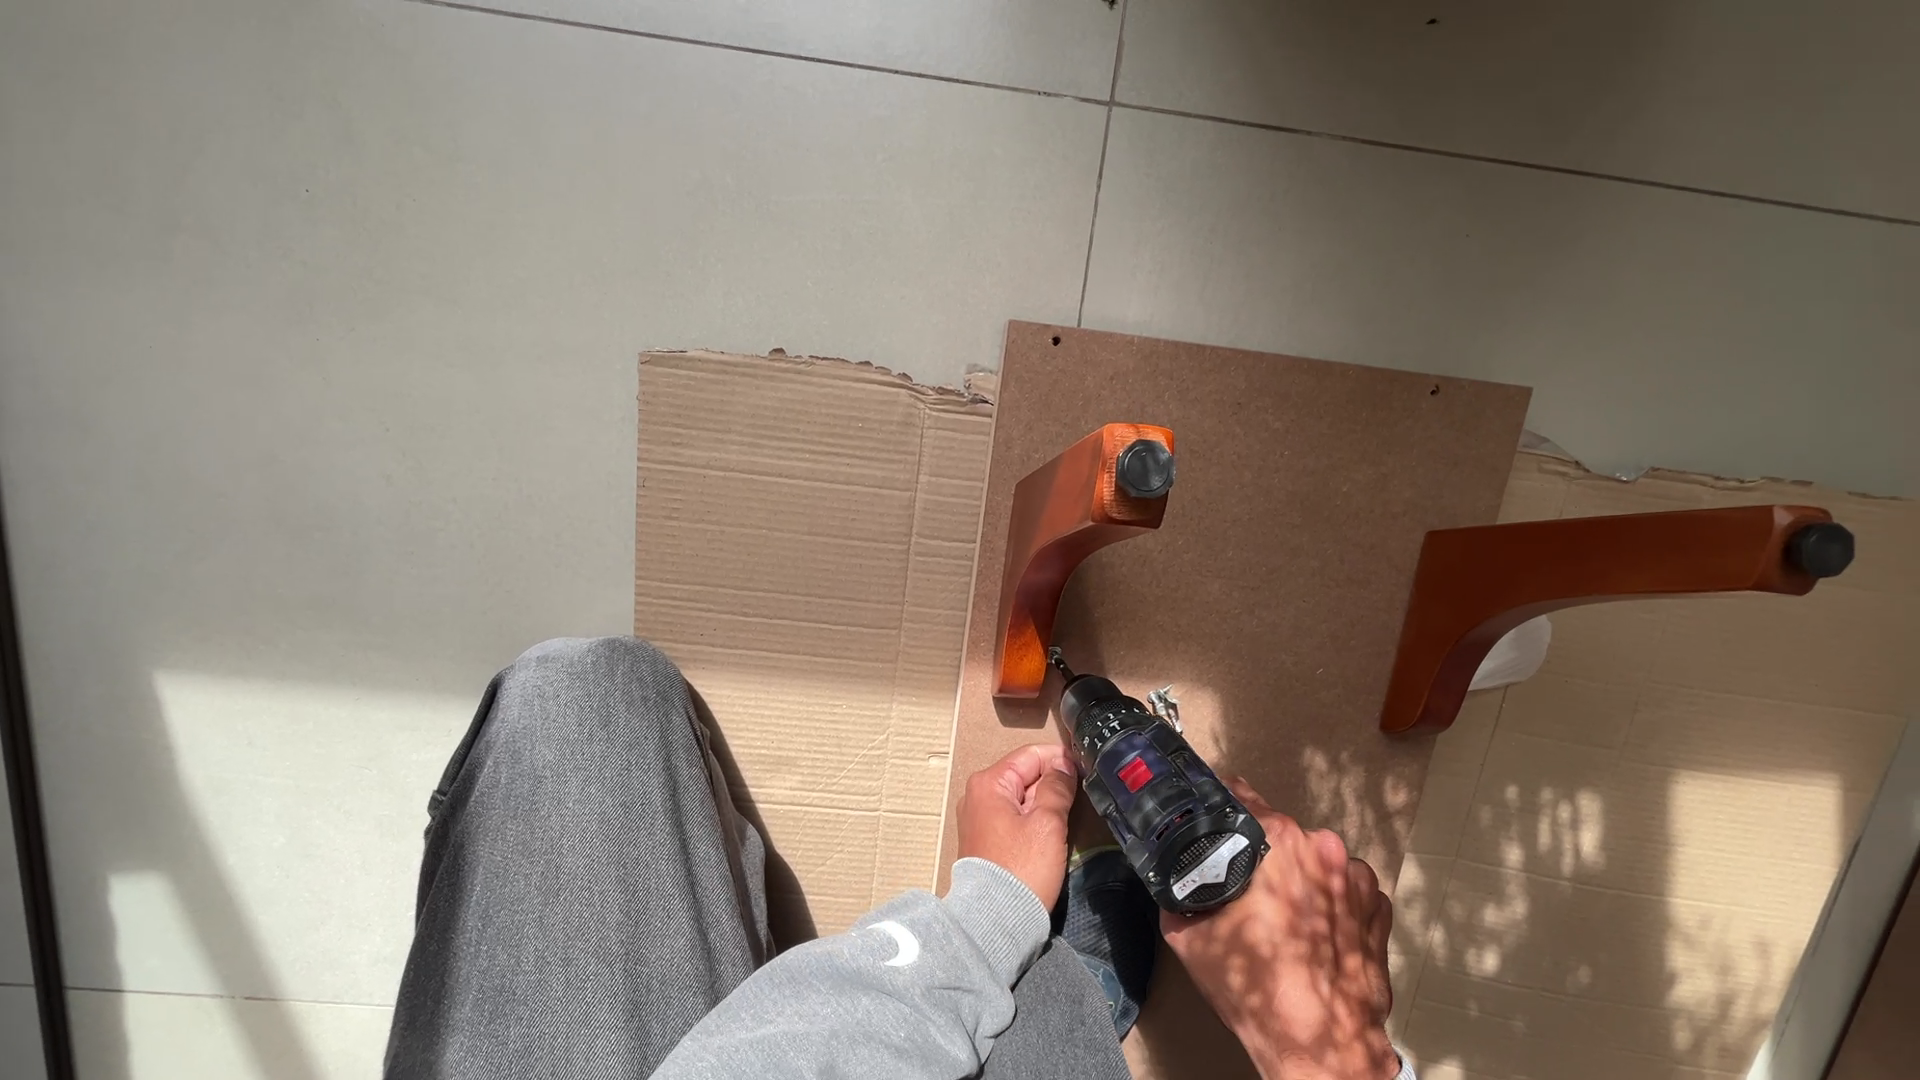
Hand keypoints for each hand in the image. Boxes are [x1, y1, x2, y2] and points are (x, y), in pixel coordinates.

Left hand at [955, 743, 1078, 909]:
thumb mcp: (1048, 824)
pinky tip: (1048, 835)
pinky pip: (1013, 817)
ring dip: (1044, 804)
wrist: (994, 922)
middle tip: (1080, 801)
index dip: (1060, 760)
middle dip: (1053, 784)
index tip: (1086, 772)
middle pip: (1025, 775)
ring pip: (1021, 797)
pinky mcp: (984, 839)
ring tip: (1067, 819)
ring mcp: (978, 817)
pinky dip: (1032, 820)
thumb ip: (1057, 788)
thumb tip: (1064, 765)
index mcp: (989, 782)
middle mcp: (977, 794)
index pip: (1031, 755)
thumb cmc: (1022, 869)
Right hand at [1161, 778, 1397, 1079]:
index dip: (1219, 804)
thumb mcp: (1188, 935)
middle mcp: (1324, 848)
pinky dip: (1327, 902)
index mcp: (1279, 841)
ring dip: (1296, 876)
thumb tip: (1170, 880)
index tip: (1209, 818)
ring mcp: (1359, 880)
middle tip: (1242, 887)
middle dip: (1258, 852)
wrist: (1321, 1049)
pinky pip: (1344, 889)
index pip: (1241, 795)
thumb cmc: (1254, 986)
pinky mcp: (1380, 910)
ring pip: (1313, 861)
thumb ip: (1177, 894)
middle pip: (1279, 833)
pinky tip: (1311, 933)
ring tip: (1280, 917)